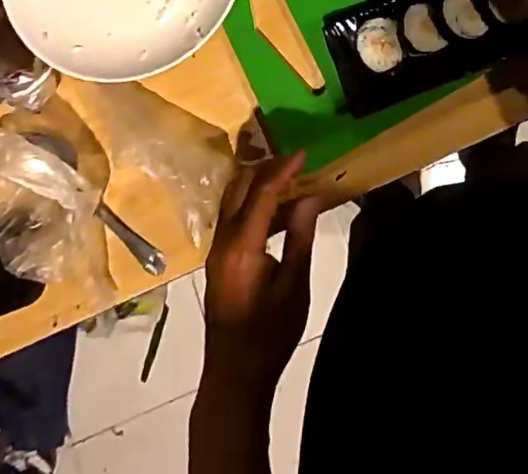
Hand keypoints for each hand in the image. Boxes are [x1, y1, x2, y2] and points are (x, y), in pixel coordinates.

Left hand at [199, 152, 320, 396]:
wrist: (235, 375)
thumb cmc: (269, 334)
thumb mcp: (294, 286)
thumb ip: (300, 237)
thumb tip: (310, 197)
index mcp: (240, 247)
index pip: (261, 194)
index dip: (283, 170)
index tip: (304, 153)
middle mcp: (222, 242)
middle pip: (239, 189)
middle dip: (267, 169)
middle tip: (297, 161)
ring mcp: (217, 251)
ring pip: (234, 201)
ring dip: (259, 184)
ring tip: (292, 176)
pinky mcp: (220, 260)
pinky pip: (235, 217)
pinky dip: (255, 202)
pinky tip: (279, 206)